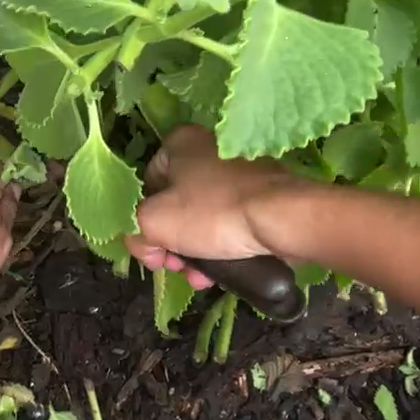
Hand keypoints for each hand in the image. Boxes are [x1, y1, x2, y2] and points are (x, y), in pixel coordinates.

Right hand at [125, 125, 295, 287]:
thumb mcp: (155, 222)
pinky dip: (222, 244)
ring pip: (203, 215)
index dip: (142, 222)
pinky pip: (231, 220)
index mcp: (179, 142)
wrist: (285, 219)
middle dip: (172, 242)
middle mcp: (209, 148)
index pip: (146, 185)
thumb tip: (144, 245)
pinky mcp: (263, 193)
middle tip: (177, 267)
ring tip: (202, 277)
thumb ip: (134, 231)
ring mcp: (239, 170)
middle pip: (175, 203)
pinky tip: (222, 271)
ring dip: (195, 250)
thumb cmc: (213, 212)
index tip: (154, 252)